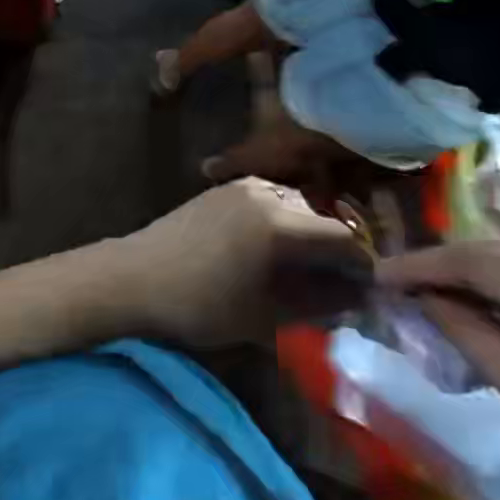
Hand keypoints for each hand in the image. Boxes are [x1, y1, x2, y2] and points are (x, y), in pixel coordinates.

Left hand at [115, 178, 373, 348]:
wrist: (134, 277)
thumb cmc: (201, 304)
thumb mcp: (267, 314)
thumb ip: (319, 301)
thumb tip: (356, 295)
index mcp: (281, 222)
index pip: (343, 238)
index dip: (361, 267)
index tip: (366, 294)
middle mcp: (265, 193)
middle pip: (319, 219)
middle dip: (332, 251)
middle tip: (334, 287)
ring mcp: (239, 186)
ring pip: (292, 208)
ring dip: (304, 236)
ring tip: (299, 272)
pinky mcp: (218, 189)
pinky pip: (265, 202)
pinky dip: (278, 224)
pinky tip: (267, 253)